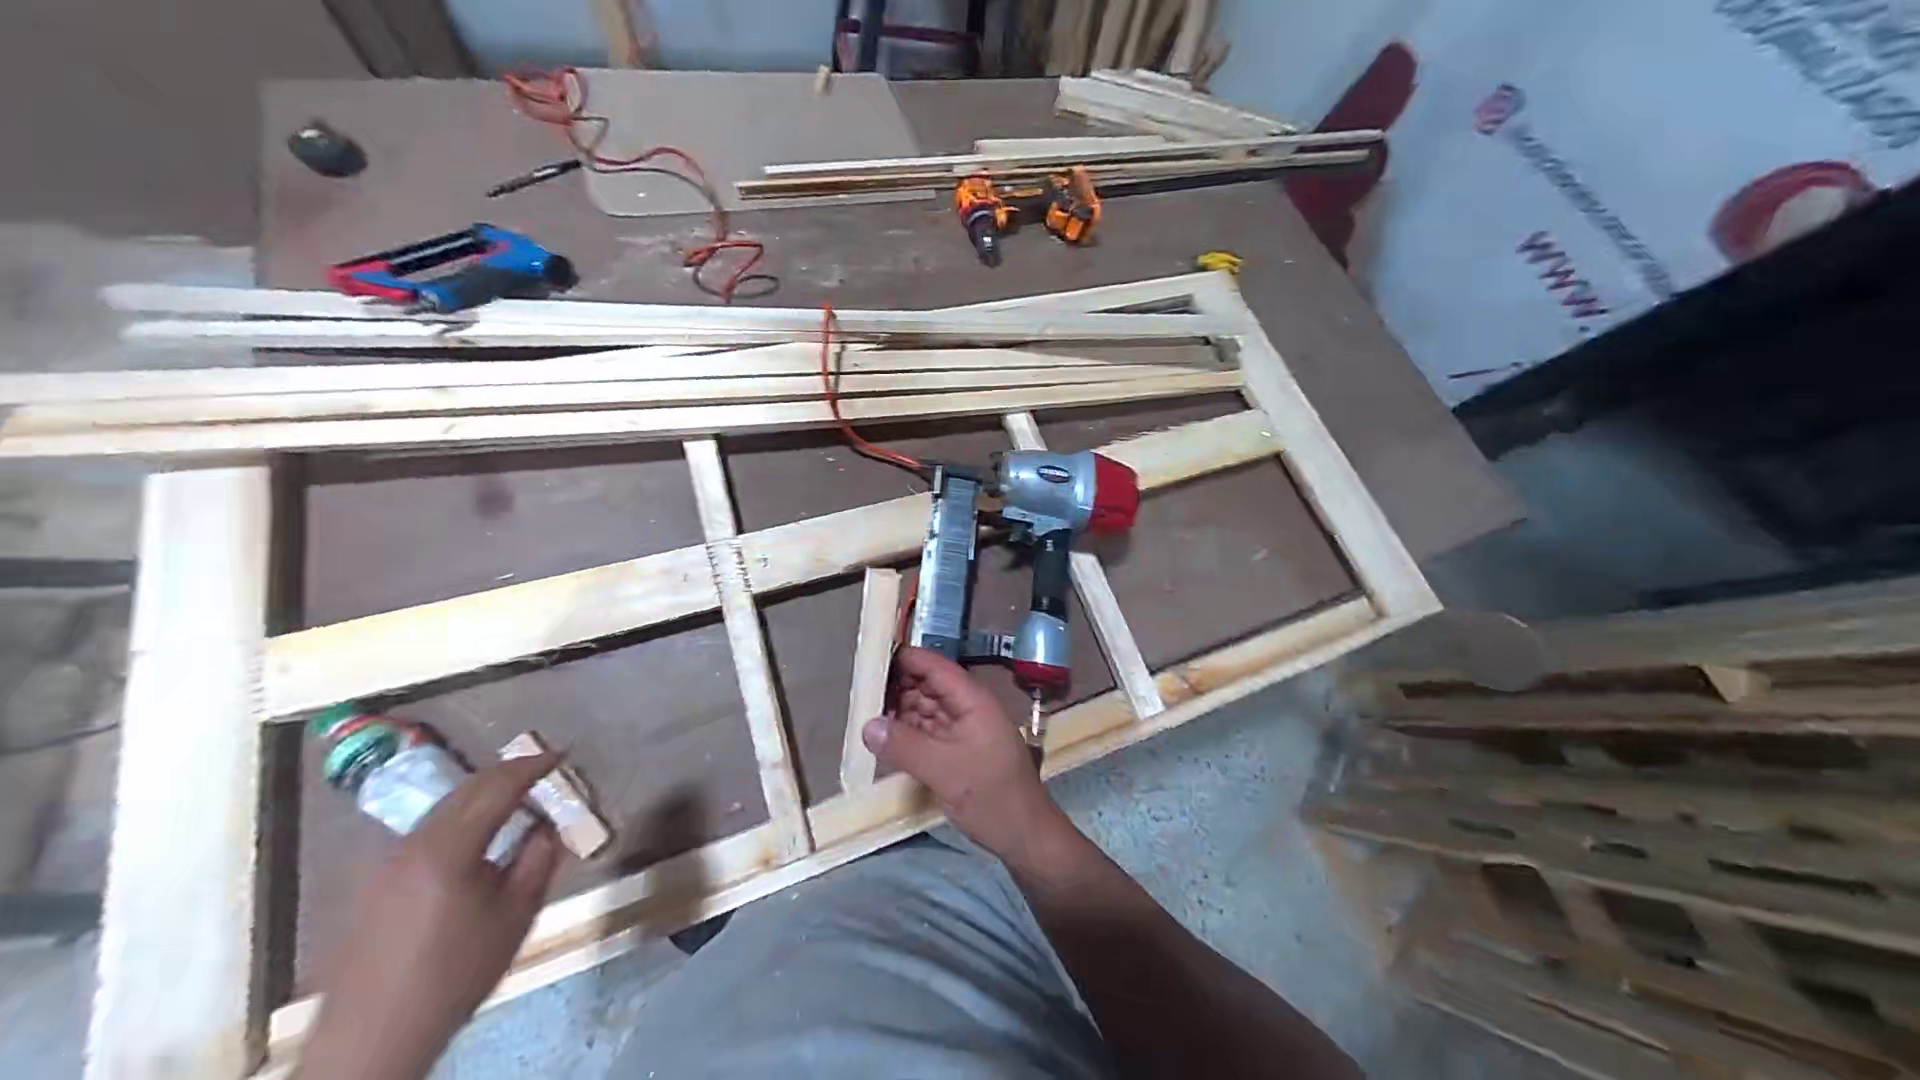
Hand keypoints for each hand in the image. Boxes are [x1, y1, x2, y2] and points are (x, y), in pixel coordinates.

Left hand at [299, 755, 562, 1079]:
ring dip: (482, 796)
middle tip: (543, 771)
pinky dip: (460, 818)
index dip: (533, 766)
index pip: (498, 787)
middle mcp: (411, 844)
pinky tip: (476, 839)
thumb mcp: (515, 917)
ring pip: (443, 808)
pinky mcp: (373, 883)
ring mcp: (385, 863)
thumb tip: (548, 827)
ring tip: (515, 800)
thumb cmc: (455, 976)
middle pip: (466, 789)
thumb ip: (538, 861)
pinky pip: (427, 831)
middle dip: (507, 774)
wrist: (370, 1040)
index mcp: (448, 848)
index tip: (562, 756)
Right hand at [863, 647, 1070, 861]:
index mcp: (971, 699)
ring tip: (863, 715)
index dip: (903, 660)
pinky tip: (882, 738)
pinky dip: (905, 731)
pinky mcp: (956, 748)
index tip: (868, 664)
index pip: (933, 665)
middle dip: (895, 687)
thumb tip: (866, 725)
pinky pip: (926, 729)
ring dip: (897, 710)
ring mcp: (962, 727)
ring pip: (923, 707)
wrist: (1025, 835)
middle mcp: (966, 706)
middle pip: (925, 684)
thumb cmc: (992, 796)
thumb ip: (904, 745)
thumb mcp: (944, 770)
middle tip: (858, 696)